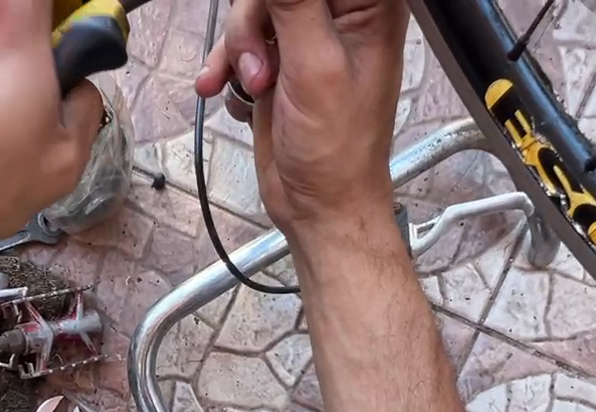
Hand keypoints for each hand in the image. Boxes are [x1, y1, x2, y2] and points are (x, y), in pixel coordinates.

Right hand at [194, 0, 405, 241]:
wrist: (318, 207)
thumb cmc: (336, 153)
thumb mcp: (315, 66)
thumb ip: (293, 3)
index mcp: (366, 6)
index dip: (278, 0)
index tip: (266, 17)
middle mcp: (338, 17)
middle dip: (252, 23)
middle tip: (257, 70)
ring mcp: (304, 42)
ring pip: (252, 14)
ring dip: (237, 50)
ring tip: (249, 89)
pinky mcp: (278, 69)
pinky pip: (241, 48)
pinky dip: (229, 71)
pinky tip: (231, 96)